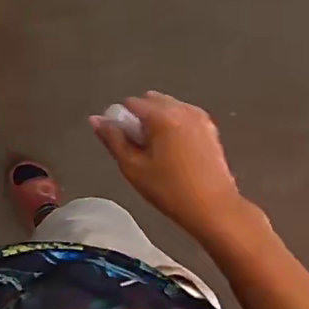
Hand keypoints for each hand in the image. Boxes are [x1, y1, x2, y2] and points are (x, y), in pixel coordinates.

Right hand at [91, 91, 257, 238]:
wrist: (213, 208)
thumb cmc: (168, 190)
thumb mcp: (132, 167)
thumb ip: (112, 139)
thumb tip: (95, 119)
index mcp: (162, 116)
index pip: (130, 103)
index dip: (121, 121)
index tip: (125, 144)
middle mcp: (182, 109)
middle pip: (150, 100)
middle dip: (140, 117)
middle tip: (140, 147)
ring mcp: (200, 117)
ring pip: (168, 106)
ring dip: (157, 120)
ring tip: (158, 151)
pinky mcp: (210, 128)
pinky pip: (183, 115)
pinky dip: (173, 125)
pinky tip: (175, 151)